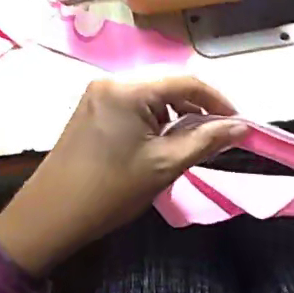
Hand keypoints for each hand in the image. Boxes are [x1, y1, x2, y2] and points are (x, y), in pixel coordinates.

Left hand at [0, 77, 247, 274]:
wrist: (52, 213)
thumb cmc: (110, 190)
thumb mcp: (164, 165)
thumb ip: (205, 141)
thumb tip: (241, 127)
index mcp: (127, 89)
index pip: (185, 80)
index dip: (217, 100)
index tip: (239, 123)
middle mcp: (110, 81)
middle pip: (166, 82)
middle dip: (196, 105)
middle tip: (219, 132)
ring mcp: (97, 94)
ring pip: (149, 93)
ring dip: (175, 111)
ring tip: (193, 139)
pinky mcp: (90, 108)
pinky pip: (131, 103)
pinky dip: (153, 116)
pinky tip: (162, 139)